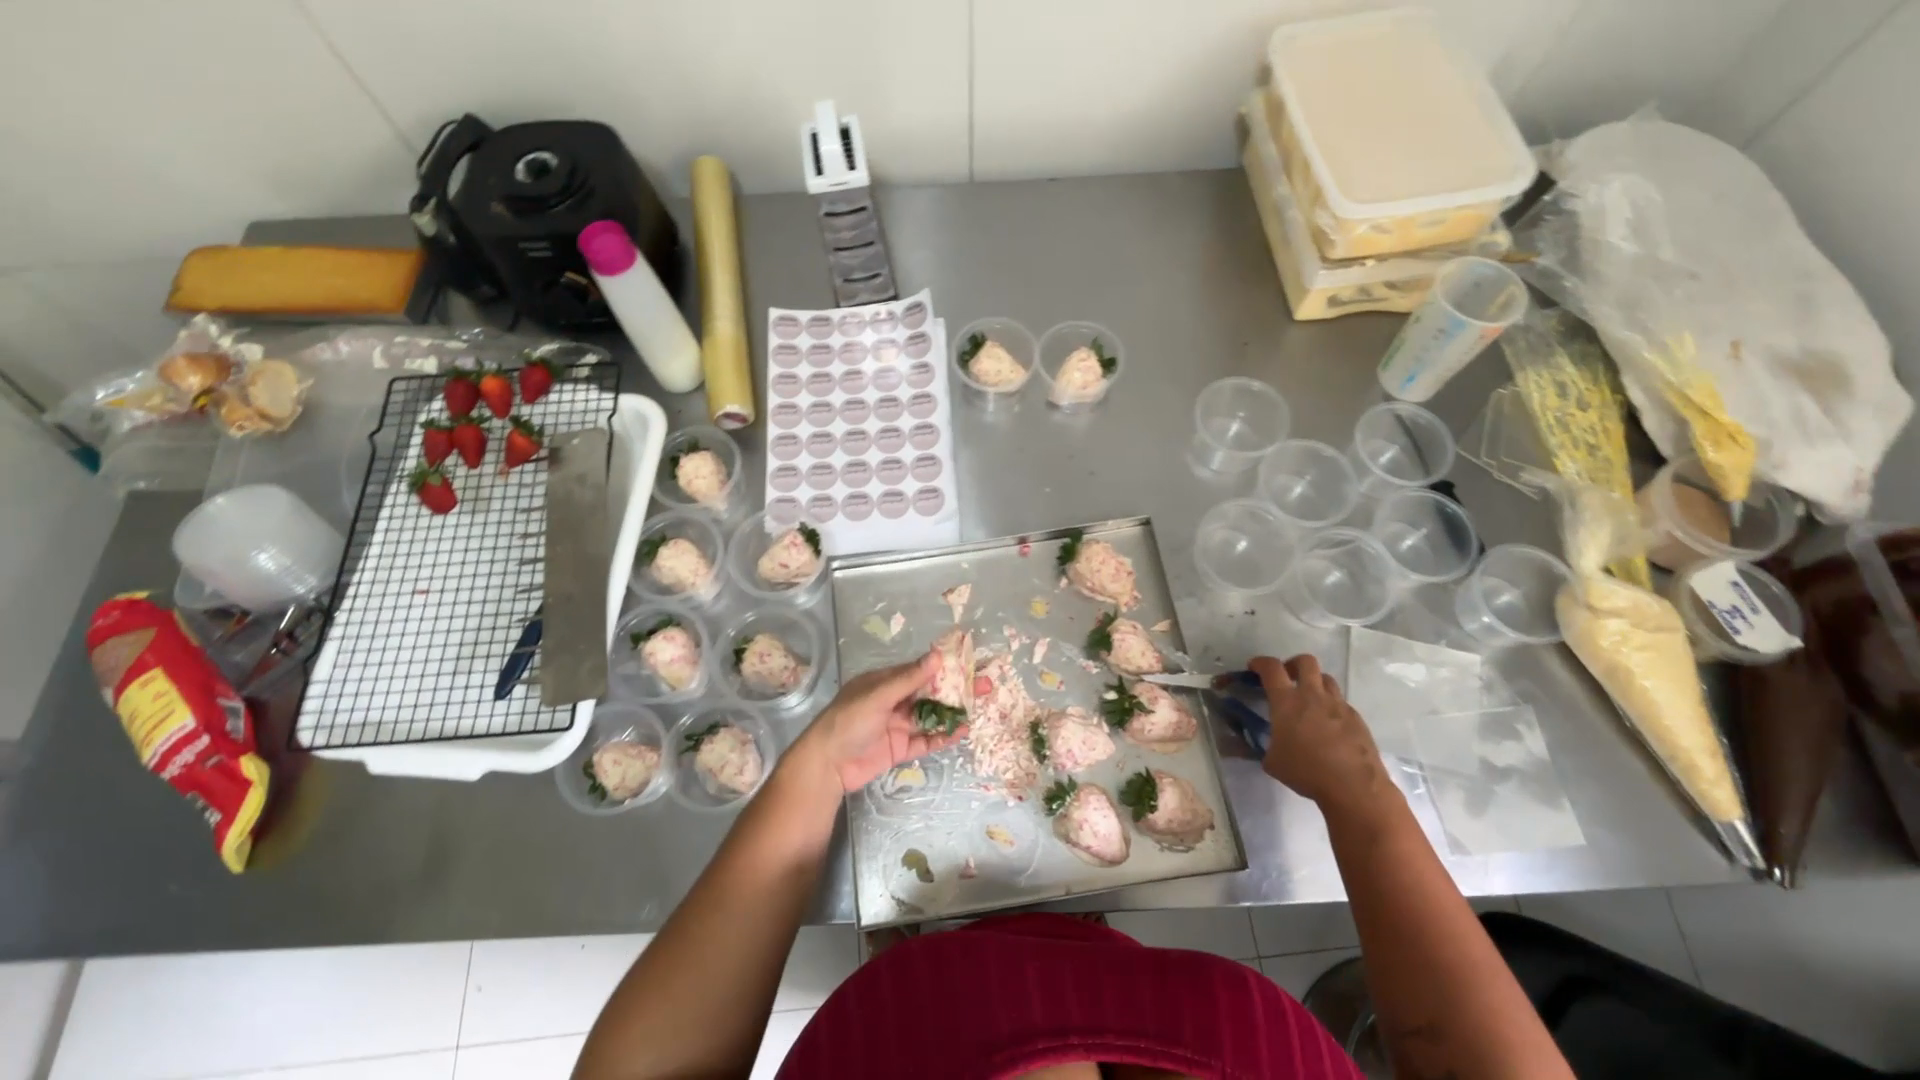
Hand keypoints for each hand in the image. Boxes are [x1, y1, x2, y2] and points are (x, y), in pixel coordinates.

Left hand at [793, 650, 968, 793]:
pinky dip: (942, 737)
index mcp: (883, 683)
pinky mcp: (899, 750)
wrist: (826, 765)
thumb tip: (936, 655)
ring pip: (930, 717)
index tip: (969, 663)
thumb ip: (908, 679)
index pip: (919, 671)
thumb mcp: (877, 696)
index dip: (944, 667)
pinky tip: (961, 732)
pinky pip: (925, 741)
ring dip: (952, 713)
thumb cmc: (847, 722)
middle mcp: (892, 702)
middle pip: (929, 693)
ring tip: (978, 708)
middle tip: (984, 686)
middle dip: (955, 690)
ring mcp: (896, 726)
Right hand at [1249, 655, 1394, 819]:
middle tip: (1286, 678)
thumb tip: (1264, 744)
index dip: (1260, 663)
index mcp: (1287, 702)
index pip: (1271, 668)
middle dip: (1292, 664)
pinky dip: (1330, 706)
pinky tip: (1328, 726)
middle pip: (1305, 661)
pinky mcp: (1356, 718)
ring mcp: (1338, 705)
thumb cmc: (1306, 772)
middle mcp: (1313, 696)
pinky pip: (1340, 702)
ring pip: (1326, 679)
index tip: (1254, 667)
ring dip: (1314, 682)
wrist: (1353, 786)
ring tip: (1309, 700)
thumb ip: (1265, 745)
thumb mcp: (1272, 761)